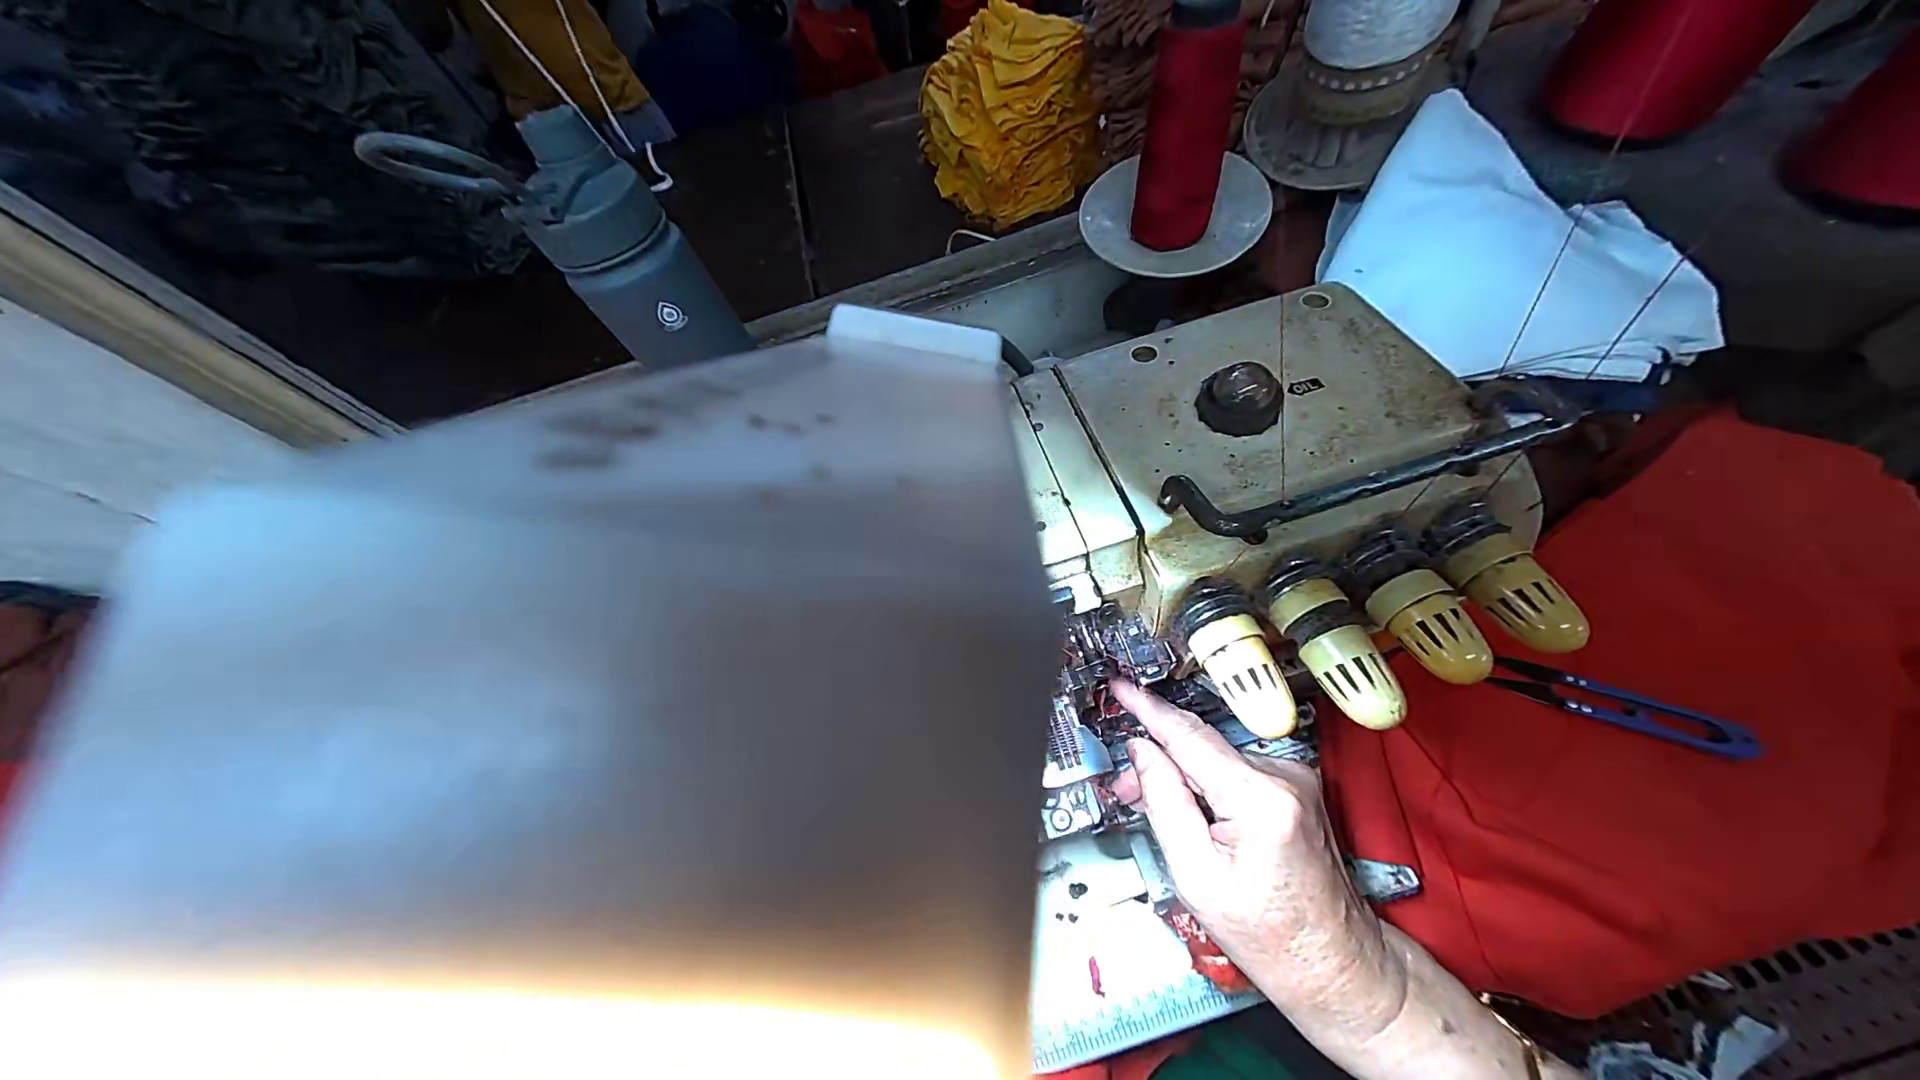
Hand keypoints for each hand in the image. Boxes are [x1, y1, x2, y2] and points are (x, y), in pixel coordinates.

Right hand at [1106, 680, 1408, 1055]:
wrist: (1332, 961)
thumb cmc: (1270, 934)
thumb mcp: (1194, 875)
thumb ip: (1164, 801)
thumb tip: (1142, 751)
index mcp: (1259, 799)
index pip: (1188, 736)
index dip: (1147, 708)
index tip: (1122, 687)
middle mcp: (1284, 777)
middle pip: (1198, 746)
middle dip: (1156, 758)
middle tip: (1124, 784)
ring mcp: (1293, 778)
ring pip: (1213, 756)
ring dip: (1179, 771)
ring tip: (1152, 802)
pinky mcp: (1293, 784)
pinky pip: (1232, 766)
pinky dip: (1204, 779)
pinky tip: (1189, 805)